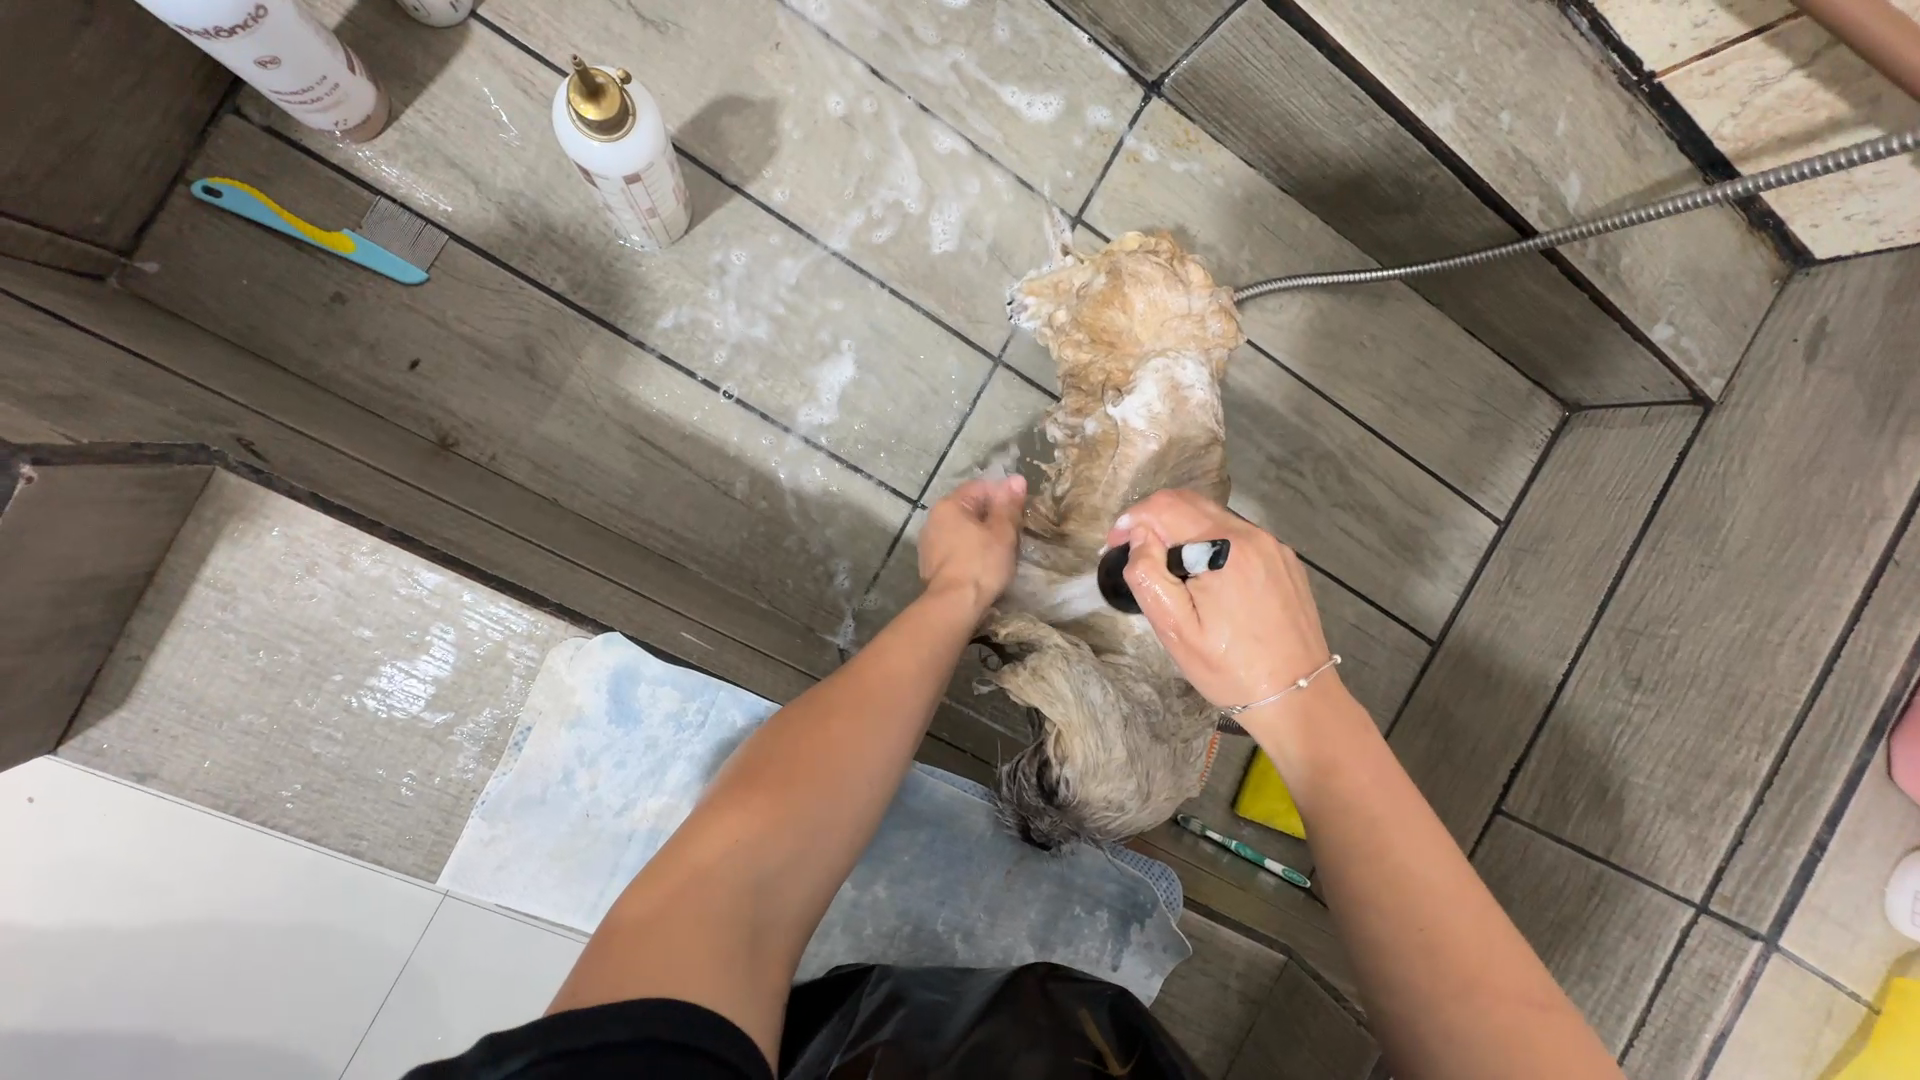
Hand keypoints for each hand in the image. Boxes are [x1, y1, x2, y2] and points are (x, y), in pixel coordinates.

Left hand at [919, 474, 1025, 614]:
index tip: (1019, 513)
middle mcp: (933, 519)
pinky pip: (955, 548)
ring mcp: (929, 543)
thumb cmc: (981, 564)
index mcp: (949, 505)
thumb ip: (1009, 505)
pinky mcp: (930, 564)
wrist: (954, 605)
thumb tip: (1017, 479)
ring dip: (981, 535)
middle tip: (1013, 533)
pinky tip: (982, 564)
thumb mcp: (1002, 532)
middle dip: (992, 517)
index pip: (981, 487)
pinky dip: (969, 550)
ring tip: (1000, 550)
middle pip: (970, 508)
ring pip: (962, 529)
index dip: (1004, 496)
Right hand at [1108, 489, 1334, 711]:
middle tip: (1134, 554)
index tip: (1114, 547)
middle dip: (1153, 521)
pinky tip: (1205, 581)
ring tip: (1168, 571)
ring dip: (1182, 533)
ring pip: (1213, 517)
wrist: (1296, 696)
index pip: (1164, 506)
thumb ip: (1148, 574)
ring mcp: (1274, 546)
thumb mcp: (1174, 628)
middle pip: (1190, 503)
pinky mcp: (1285, 561)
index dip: (1131, 520)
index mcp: (1224, 547)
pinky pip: (1237, 537)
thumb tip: (1141, 537)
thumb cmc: (1228, 669)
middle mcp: (1253, 535)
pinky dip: (1210, 545)